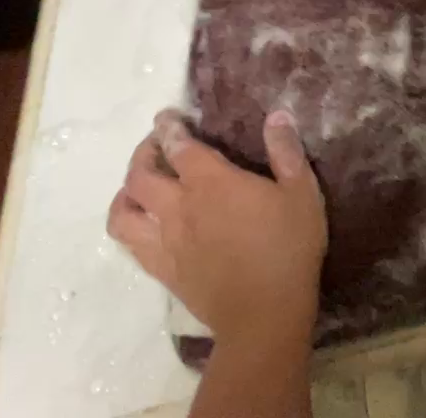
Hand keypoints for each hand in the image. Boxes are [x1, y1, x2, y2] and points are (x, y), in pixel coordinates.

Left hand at [108, 109, 328, 344]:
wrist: (264, 310)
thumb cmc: (289, 245)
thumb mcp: (301, 191)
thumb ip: (286, 151)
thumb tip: (277, 115)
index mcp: (213, 183)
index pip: (180, 147)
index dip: (170, 128)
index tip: (167, 116)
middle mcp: (179, 207)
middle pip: (142, 175)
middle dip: (145, 153)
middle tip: (156, 143)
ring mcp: (165, 240)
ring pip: (124, 211)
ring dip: (127, 190)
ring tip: (140, 182)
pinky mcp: (161, 268)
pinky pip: (130, 242)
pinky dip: (129, 223)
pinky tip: (144, 221)